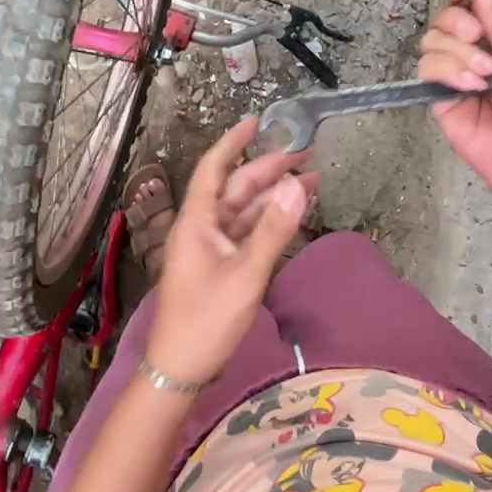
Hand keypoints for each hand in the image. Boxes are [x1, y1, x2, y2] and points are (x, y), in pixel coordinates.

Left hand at [144, 117, 317, 386]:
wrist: (180, 370)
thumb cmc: (207, 321)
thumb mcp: (246, 274)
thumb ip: (273, 230)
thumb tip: (298, 184)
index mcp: (197, 221)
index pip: (214, 168)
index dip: (233, 142)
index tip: (256, 121)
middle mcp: (202, 228)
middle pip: (236, 188)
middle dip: (269, 169)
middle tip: (305, 154)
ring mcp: (210, 248)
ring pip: (245, 210)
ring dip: (274, 196)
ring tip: (312, 181)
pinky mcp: (220, 266)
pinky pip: (246, 233)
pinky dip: (269, 222)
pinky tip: (292, 214)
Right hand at [418, 0, 491, 203]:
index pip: (471, 6)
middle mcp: (471, 52)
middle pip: (445, 17)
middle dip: (459, 22)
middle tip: (478, 39)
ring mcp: (453, 73)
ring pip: (432, 40)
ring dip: (459, 53)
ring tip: (483, 76)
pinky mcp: (437, 94)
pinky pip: (427, 67)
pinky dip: (448, 71)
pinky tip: (469, 88)